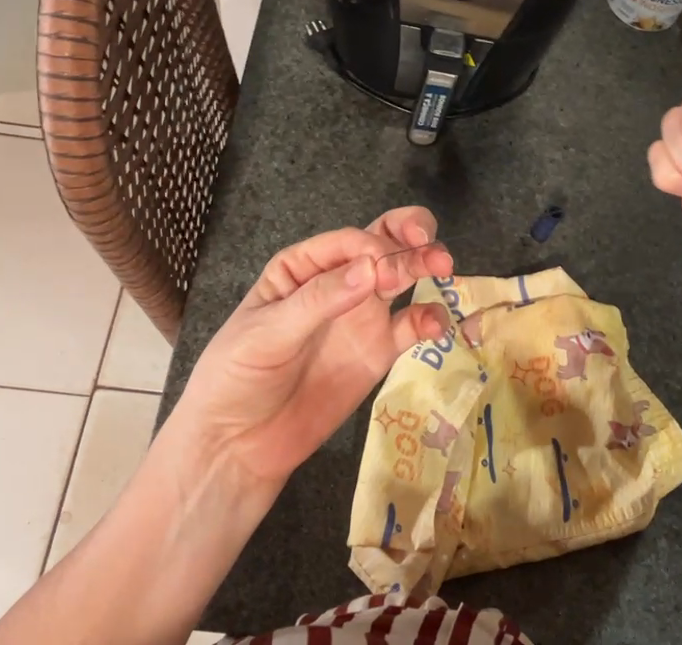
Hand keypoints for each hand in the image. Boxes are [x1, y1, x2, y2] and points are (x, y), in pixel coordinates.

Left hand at [170, 207, 453, 485]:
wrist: (238, 444)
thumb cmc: (237, 376)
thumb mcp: (266, 333)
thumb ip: (319, 301)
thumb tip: (371, 269)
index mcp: (302, 267)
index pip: (346, 242)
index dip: (370, 246)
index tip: (383, 268)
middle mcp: (336, 282)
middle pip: (381, 244)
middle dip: (409, 237)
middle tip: (431, 250)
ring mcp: (360, 316)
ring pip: (401, 277)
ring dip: (424, 266)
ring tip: (444, 269)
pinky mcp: (377, 352)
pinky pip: (410, 326)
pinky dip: (429, 319)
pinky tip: (436, 325)